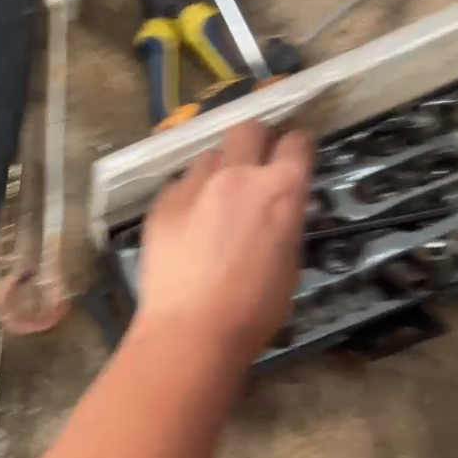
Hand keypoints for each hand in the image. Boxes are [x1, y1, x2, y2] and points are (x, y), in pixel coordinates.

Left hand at [133, 121, 311, 357]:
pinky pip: (179, 184)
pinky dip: (188, 195)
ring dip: (217, 169)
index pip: (296, 142)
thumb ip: (284, 221)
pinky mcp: (161, 203)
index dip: (295, 147)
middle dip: (255, 140)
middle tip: (254, 162)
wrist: (190, 329)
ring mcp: (193, 186)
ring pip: (208, 156)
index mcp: (282, 188)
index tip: (291, 155)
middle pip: (247, 129)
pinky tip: (186, 222)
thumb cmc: (253, 308)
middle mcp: (238, 175)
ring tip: (214, 199)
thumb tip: (276, 209)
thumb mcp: (289, 261)